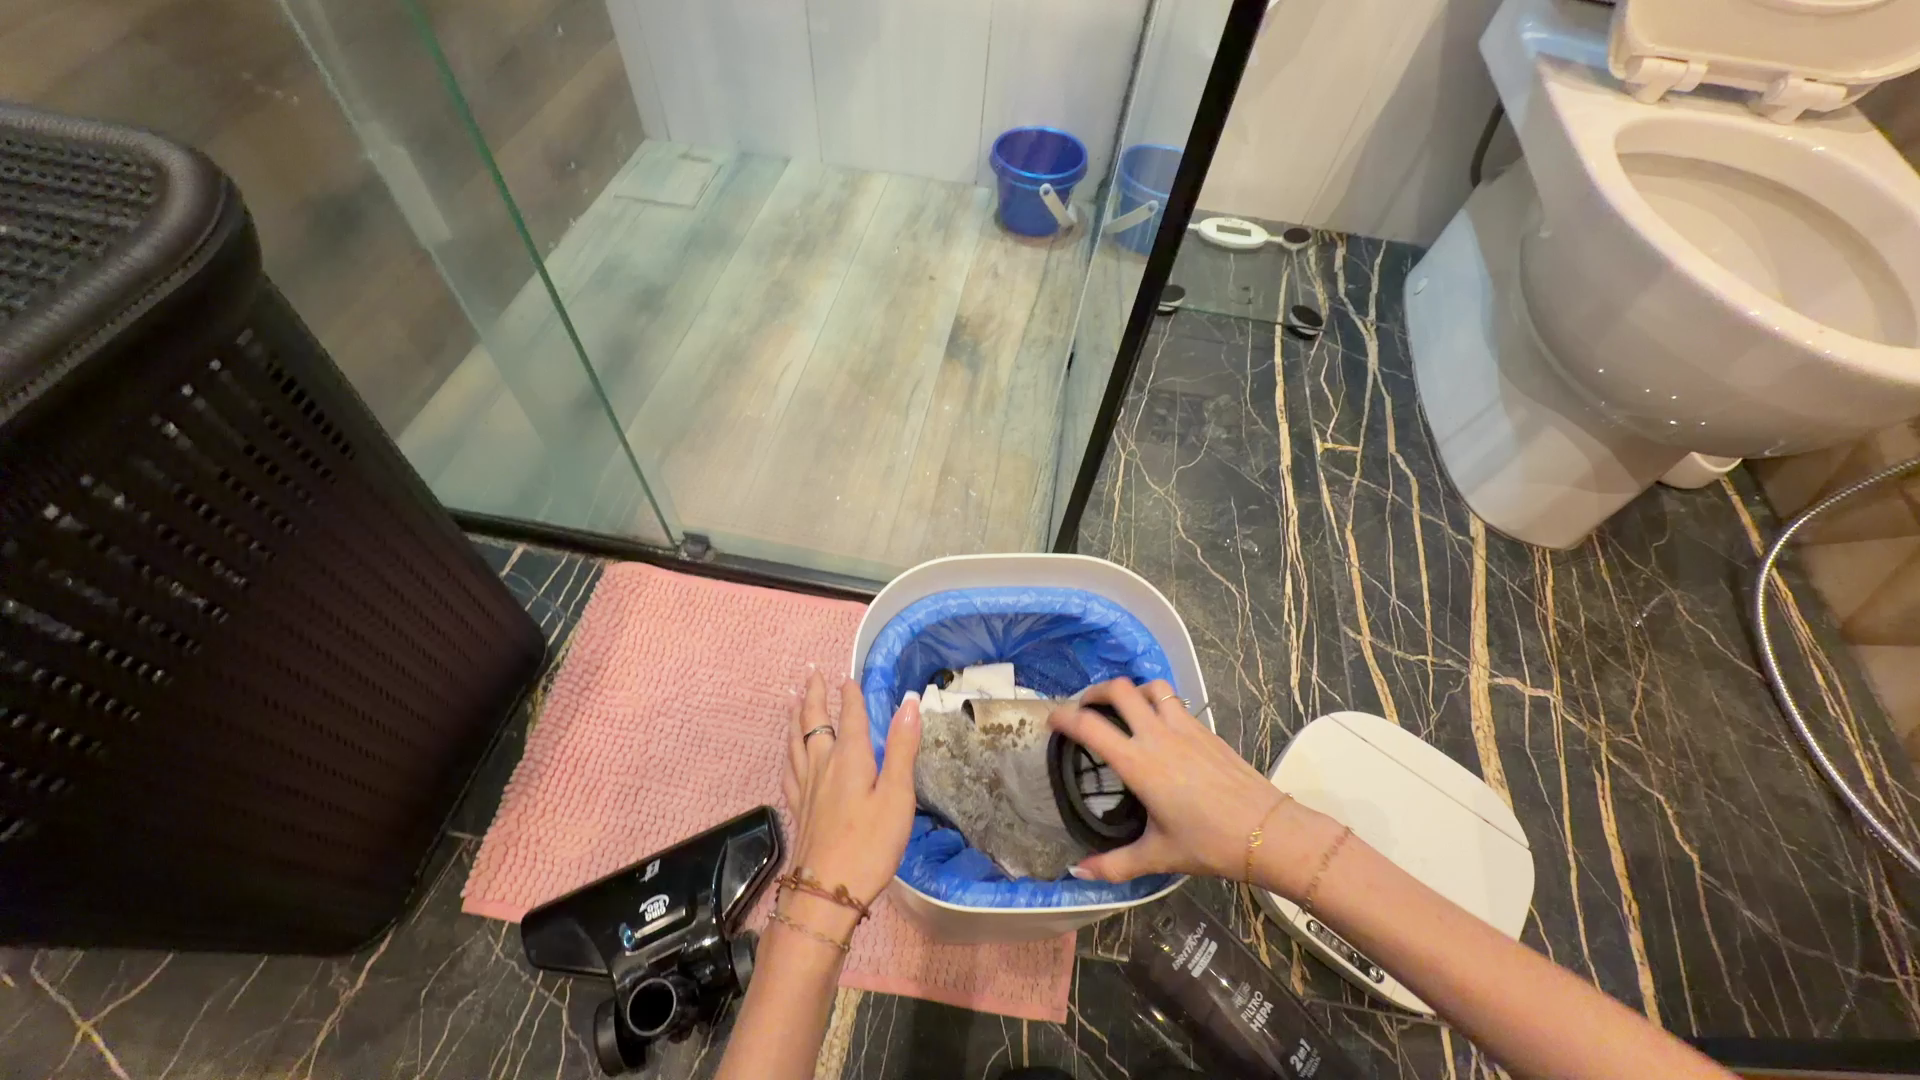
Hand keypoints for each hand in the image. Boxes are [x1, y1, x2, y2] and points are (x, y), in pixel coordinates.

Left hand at [782, 673, 922, 914]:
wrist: (826, 893)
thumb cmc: (870, 844)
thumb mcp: (897, 796)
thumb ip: (902, 748)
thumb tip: (909, 702)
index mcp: (850, 759)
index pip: (851, 717)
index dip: (850, 695)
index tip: (847, 675)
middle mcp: (824, 766)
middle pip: (814, 723)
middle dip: (815, 696)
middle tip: (811, 673)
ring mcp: (807, 788)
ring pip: (796, 742)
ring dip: (796, 717)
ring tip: (793, 700)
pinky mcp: (799, 809)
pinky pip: (789, 769)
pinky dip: (789, 752)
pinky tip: (788, 754)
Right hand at [1049, 678, 1333, 895]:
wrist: (1268, 831)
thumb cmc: (1209, 843)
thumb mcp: (1158, 856)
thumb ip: (1114, 864)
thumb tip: (1077, 872)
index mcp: (1138, 763)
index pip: (1090, 726)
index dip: (1064, 717)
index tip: (1051, 720)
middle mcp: (1158, 735)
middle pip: (1119, 689)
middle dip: (1095, 691)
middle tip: (1085, 708)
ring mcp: (1185, 727)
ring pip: (1151, 687)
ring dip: (1131, 691)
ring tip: (1122, 709)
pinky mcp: (1206, 729)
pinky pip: (1174, 702)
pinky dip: (1157, 702)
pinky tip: (1158, 727)